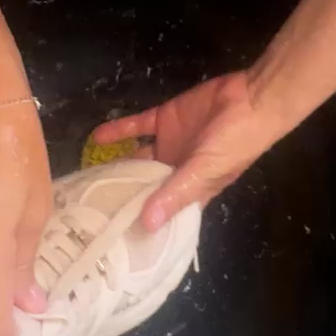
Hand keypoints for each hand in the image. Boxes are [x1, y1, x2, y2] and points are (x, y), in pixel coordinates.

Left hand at [90, 71, 292, 232]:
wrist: (249, 99)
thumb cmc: (234, 143)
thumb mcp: (206, 172)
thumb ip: (176, 194)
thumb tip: (147, 224)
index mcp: (189, 191)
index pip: (161, 213)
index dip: (140, 223)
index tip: (113, 236)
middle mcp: (175, 171)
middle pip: (142, 186)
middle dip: (120, 194)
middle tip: (87, 208)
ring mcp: (168, 144)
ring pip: (135, 157)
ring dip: (115, 163)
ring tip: (85, 175)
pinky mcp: (164, 119)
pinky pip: (136, 127)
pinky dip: (118, 131)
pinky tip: (96, 137)